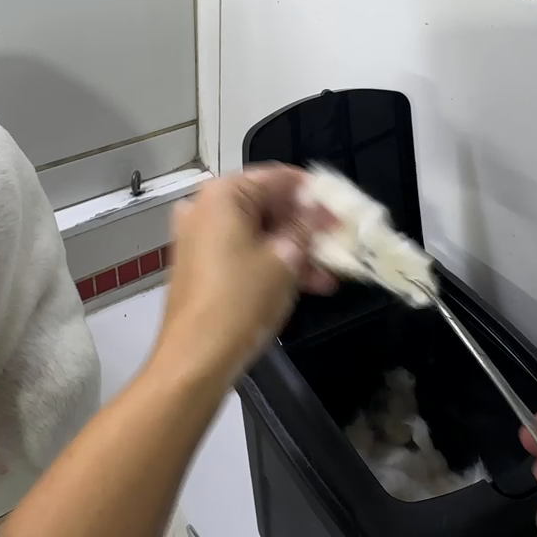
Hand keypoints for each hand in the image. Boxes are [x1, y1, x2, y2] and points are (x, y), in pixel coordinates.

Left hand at [152, 164, 335, 382]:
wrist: (195, 359)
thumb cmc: (240, 300)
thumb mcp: (285, 259)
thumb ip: (306, 227)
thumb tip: (320, 210)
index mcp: (223, 194)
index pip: (277, 177)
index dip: (312, 192)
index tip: (341, 206)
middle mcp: (206, 208)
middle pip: (267, 205)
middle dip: (305, 226)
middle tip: (339, 239)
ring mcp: (200, 237)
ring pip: (258, 232)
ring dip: (295, 249)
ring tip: (330, 272)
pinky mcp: (201, 266)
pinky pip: (244, 252)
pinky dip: (273, 263)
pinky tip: (308, 285)